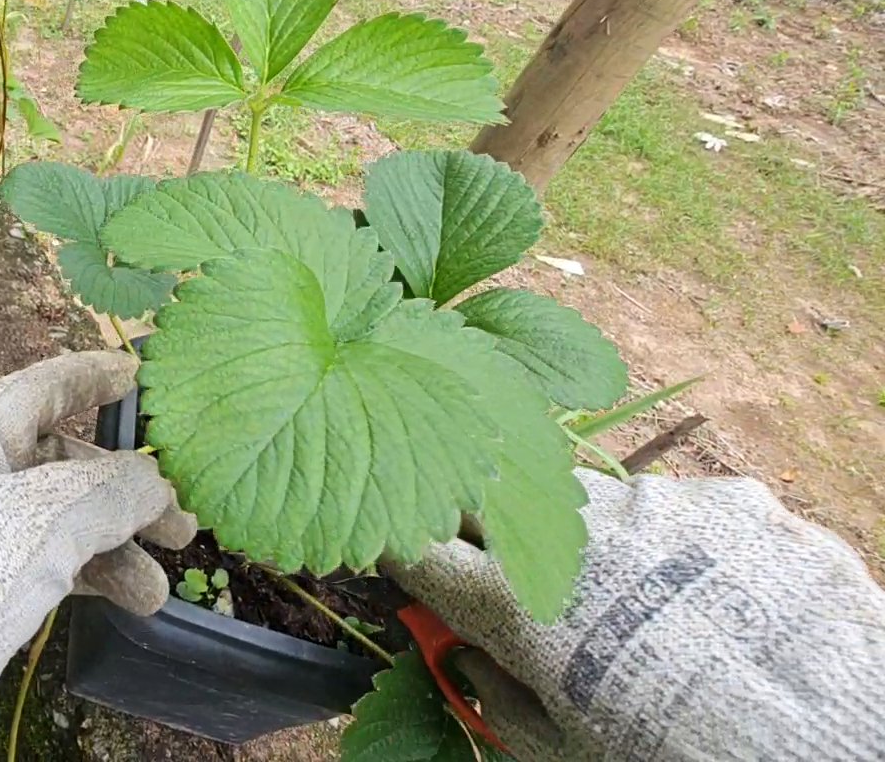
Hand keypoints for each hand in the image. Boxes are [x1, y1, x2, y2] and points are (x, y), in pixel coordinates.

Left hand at [0, 351, 194, 761]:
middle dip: (125, 488)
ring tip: (158, 586)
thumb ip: (110, 488)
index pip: (43, 385)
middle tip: (182, 520)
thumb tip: (153, 477)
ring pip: (60, 511)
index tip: (142, 376)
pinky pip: (46, 552)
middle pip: (63, 456)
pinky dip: (89, 569)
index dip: (94, 377)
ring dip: (115, 541)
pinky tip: (133, 599)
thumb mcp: (46, 519)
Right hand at [391, 470, 884, 761]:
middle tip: (495, 557)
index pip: (406, 543)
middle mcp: (560, 532)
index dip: (393, 543)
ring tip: (638, 593)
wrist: (872, 755)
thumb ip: (497, 696)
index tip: (394, 549)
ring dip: (576, 530)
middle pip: (473, 493)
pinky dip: (670, 538)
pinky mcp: (725, 497)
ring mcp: (647, 503)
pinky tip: (711, 592)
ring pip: (573, 494)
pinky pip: (671, 503)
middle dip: (467, 518)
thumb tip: (464, 655)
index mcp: (511, 601)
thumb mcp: (573, 755)